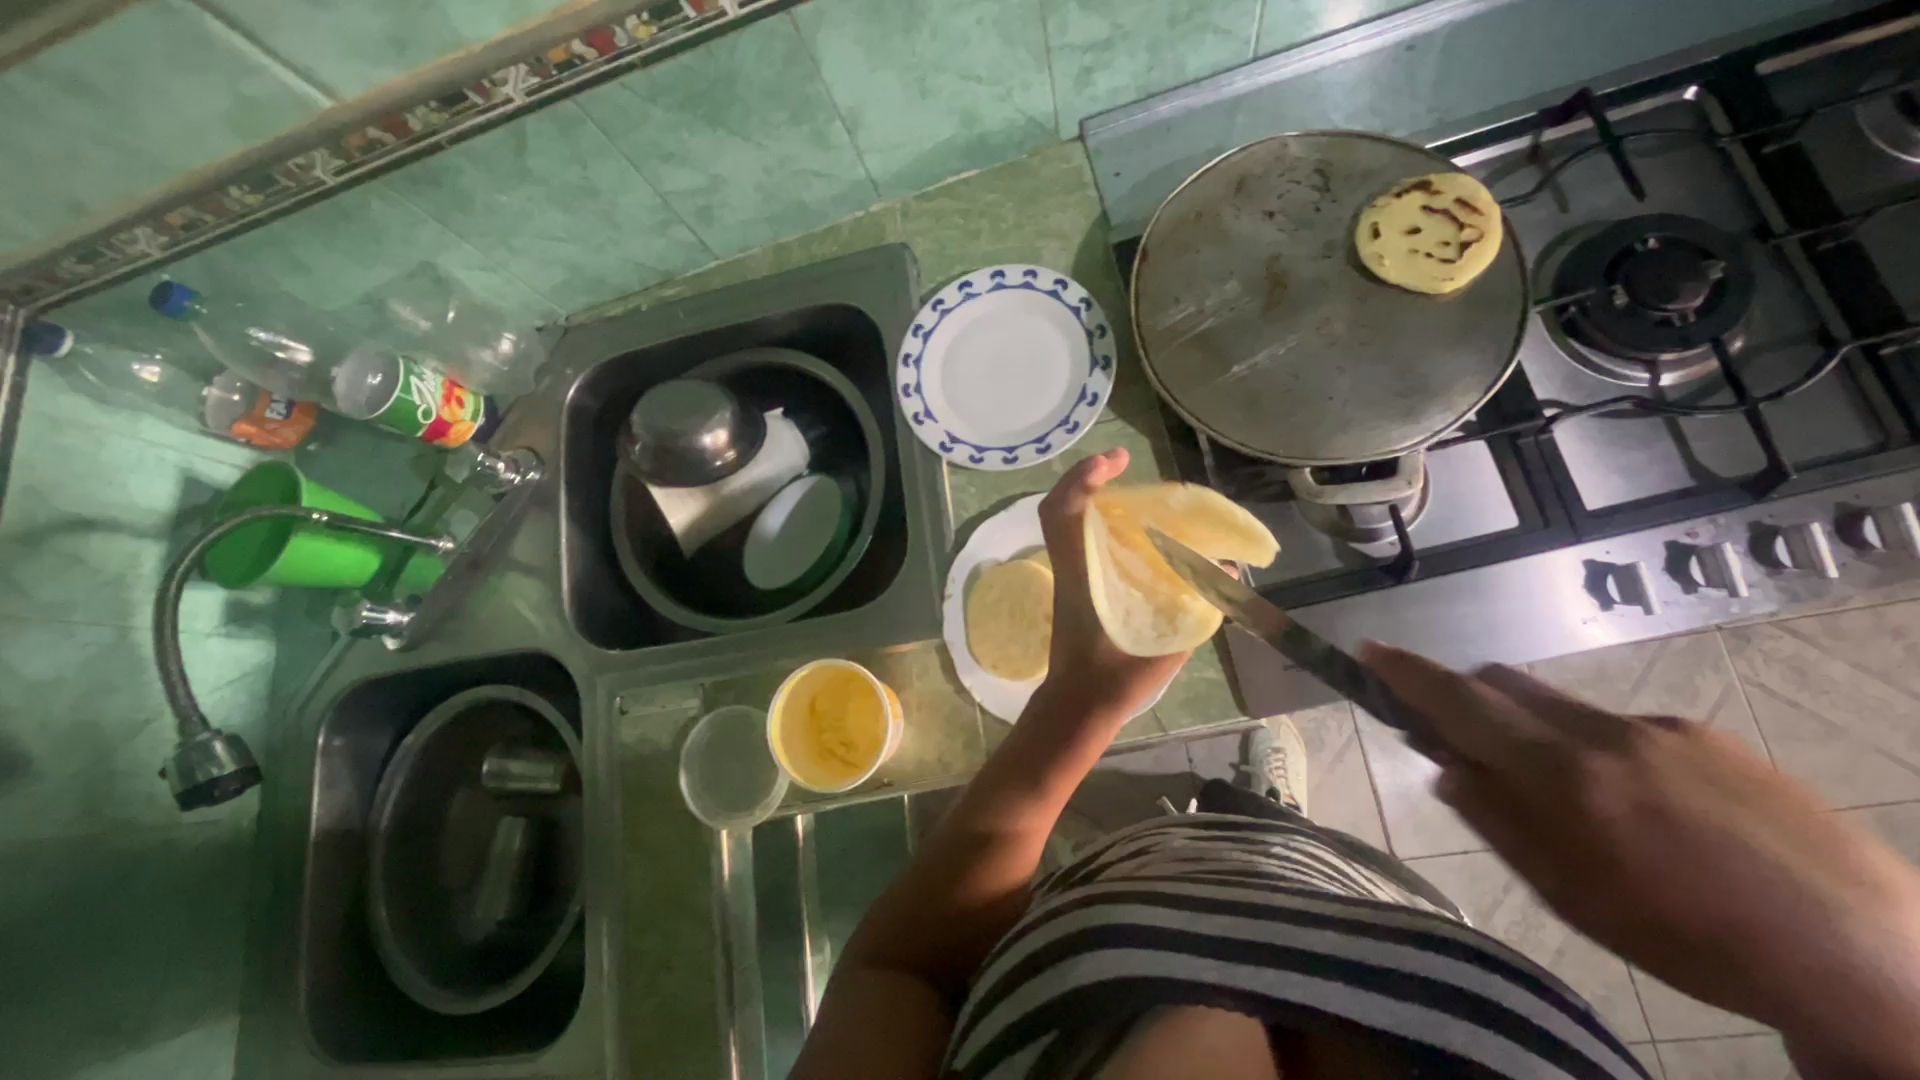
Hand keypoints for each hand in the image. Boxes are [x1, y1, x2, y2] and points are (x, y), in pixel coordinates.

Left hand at [1035, 449, 1188, 719]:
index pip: (1063, 512)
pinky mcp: (1073, 588)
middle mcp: (1069, 567)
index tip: (1115, 461)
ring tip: (1130, 493)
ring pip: (1068, 523)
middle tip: (1125, 466)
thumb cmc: (1115, 678)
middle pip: (1062, 508)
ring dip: (1093, 499)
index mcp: (1081, 573)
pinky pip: (1078, 542)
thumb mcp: (1166, 644)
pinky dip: (1098, 524)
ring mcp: (1067, 576)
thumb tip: (1226, 571)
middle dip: (1090, 479)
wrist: (1079, 706)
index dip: (1082, 478)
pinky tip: (1133, 532)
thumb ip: (1198, 606)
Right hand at [1362, 642, 1919, 1079]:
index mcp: (1565, 774)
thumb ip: (1497, 819)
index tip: (1369, 653)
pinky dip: (1597, 750)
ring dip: (1534, 730)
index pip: (1462, 703)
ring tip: (1570, 801)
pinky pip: (1624, 727)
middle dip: (1467, 700)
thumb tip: (1446, 766)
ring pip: (1564, 706)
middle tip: (1460, 746)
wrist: (1861, 955)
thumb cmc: (1687, 937)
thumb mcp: (1568, 893)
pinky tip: (1642, 811)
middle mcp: (1608, 731)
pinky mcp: (1712, 739)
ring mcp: (1664, 729)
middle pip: (1507, 686)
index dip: (1407, 675)